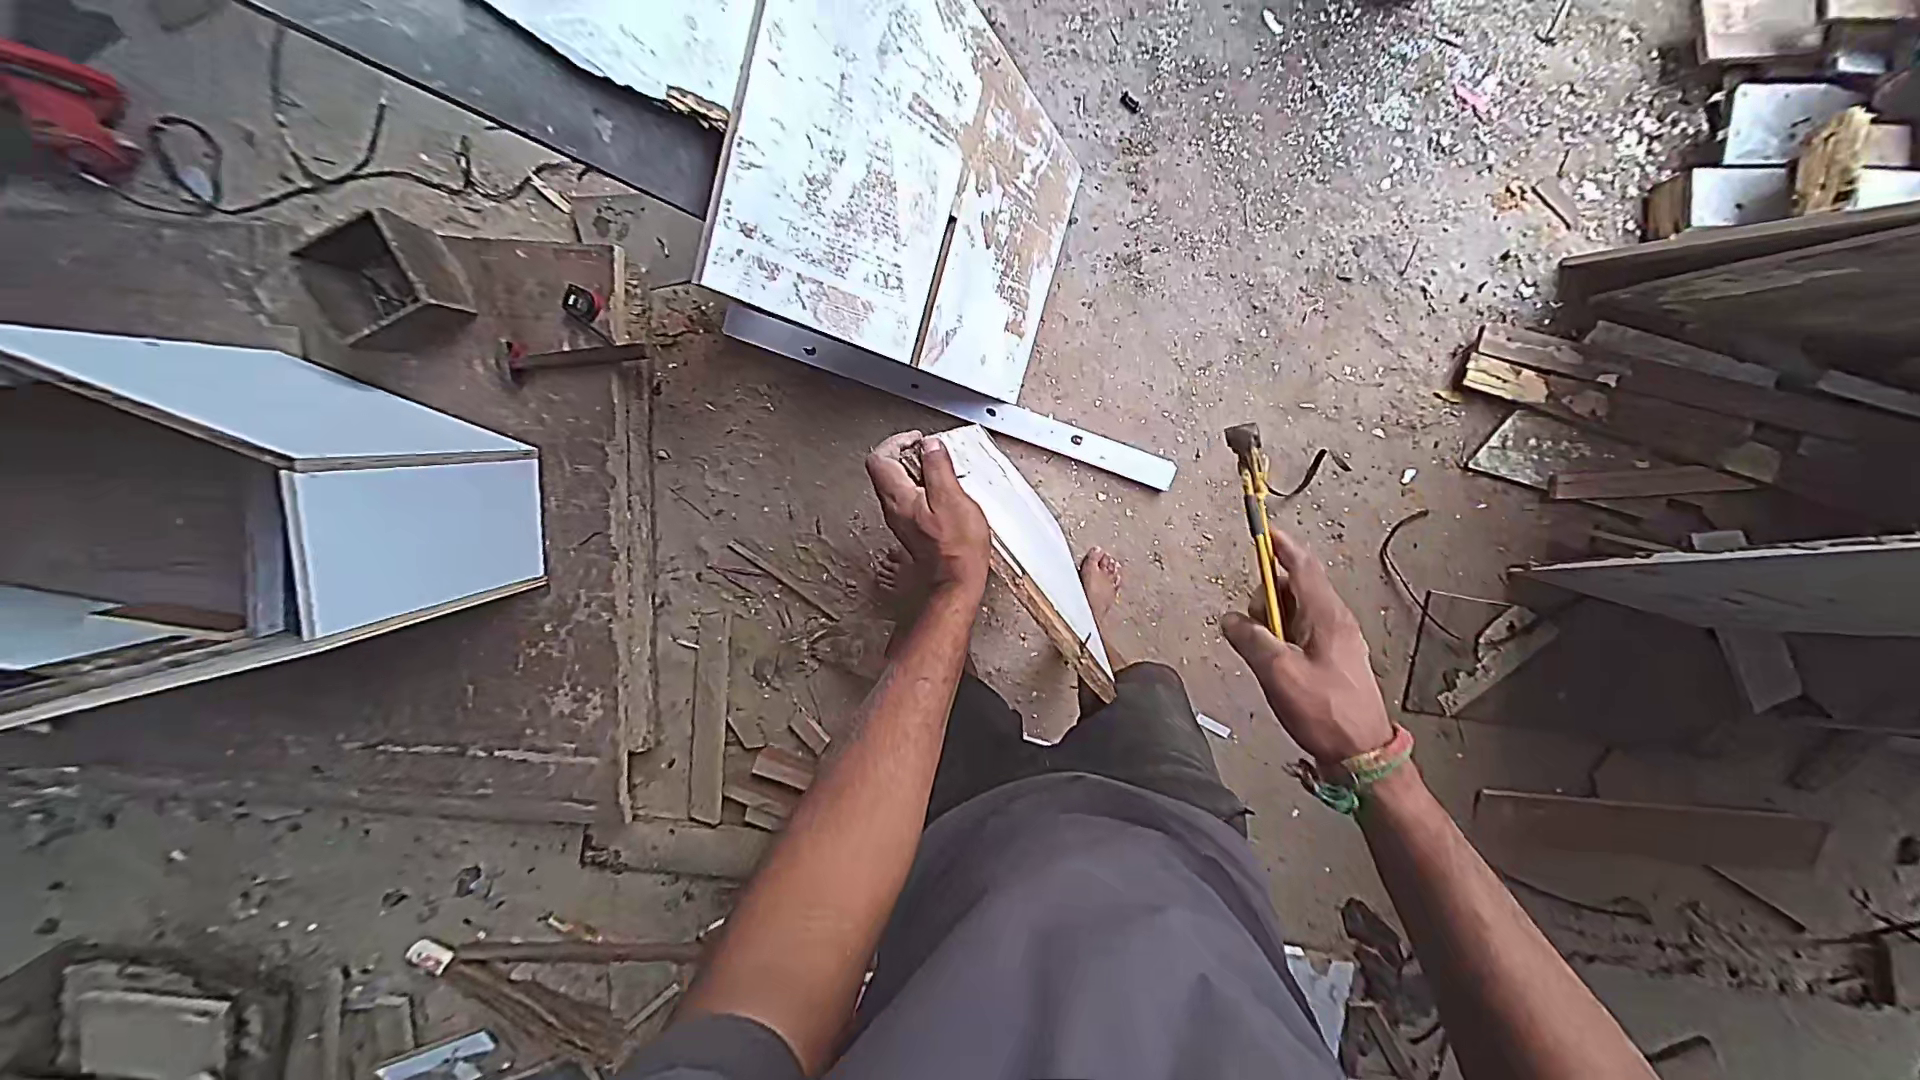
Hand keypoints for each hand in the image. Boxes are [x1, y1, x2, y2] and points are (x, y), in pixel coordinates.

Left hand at [865, 432, 989, 590]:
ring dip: (916, 473)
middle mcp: (895, 510)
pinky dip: (923, 490)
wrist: (956, 584)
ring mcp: (902, 522)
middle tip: (931, 453)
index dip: (897, 442)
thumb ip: (938, 469)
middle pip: (886, 471)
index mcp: (899, 498)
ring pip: (898, 486)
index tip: (918, 440)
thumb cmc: (956, 550)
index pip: (879, 459)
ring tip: (941, 472)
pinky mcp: (914, 531)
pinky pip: (911, 501)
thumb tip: (931, 447)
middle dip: (907, 454)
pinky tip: (944, 496)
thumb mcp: (953, 499)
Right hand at [1220, 529, 1393, 764]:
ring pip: (1294, 611)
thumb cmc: (1325, 711)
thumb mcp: (1277, 671)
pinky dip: (1279, 634)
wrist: (1360, 753)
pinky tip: (1271, 658)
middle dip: (1266, 596)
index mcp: (1327, 617)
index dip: (1281, 548)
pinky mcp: (1330, 658)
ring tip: (1261, 650)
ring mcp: (1335, 640)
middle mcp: (1334, 622)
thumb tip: (1230, 620)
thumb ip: (1250, 638)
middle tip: (1251, 623)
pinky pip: (1298, 631)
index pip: (1302, 568)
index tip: (1265, 532)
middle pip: (1294, 588)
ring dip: (1270, 619)